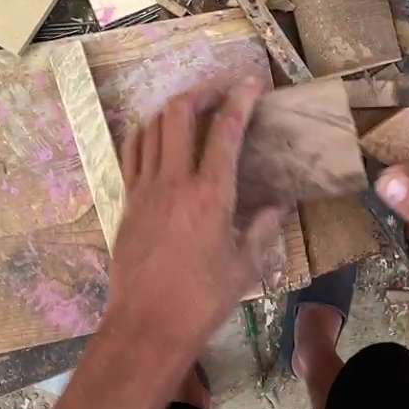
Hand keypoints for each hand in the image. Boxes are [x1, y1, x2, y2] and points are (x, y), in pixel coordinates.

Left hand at [102, 77, 285, 360]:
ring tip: (193, 106)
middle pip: (180, 112)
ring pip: (152, 126)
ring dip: (173, 108)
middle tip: (221, 89)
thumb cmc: (201, 300)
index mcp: (211, 195)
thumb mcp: (245, 267)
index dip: (241, 98)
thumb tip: (281, 203)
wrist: (146, 326)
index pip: (226, 130)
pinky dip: (146, 131)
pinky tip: (157, 132)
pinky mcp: (128, 199)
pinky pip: (133, 151)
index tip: (253, 82)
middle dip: (202, 90)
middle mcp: (176, 181)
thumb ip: (263, 228)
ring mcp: (146, 188)